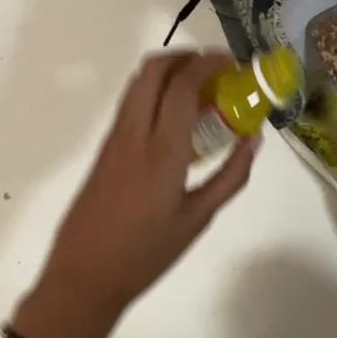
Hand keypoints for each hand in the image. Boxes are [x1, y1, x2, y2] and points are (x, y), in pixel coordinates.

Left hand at [25, 52, 258, 334]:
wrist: (82, 279)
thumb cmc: (146, 253)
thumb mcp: (198, 219)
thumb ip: (231, 176)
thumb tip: (254, 140)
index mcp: (162, 150)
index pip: (182, 85)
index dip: (208, 63)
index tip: (232, 62)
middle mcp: (134, 134)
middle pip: (152, 70)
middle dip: (185, 57)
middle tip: (214, 69)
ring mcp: (113, 139)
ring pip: (137, 84)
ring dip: (168, 73)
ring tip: (199, 91)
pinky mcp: (103, 150)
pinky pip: (131, 105)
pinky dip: (155, 94)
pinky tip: (176, 121)